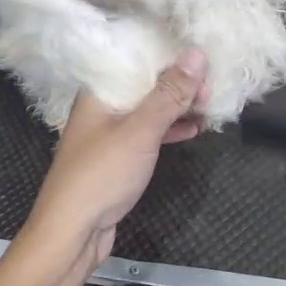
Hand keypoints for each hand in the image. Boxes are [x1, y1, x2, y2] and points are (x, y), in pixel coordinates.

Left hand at [23, 50, 207, 267]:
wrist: (72, 232)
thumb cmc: (102, 174)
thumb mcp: (140, 131)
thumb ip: (169, 94)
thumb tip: (196, 53)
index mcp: (98, 91)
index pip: (136, 57)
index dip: (169, 55)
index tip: (203, 56)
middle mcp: (101, 106)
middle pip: (144, 84)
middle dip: (178, 82)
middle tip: (214, 87)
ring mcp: (108, 132)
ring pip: (148, 110)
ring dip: (177, 107)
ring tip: (211, 105)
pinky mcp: (117, 157)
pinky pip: (147, 133)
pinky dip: (169, 130)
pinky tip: (194, 129)